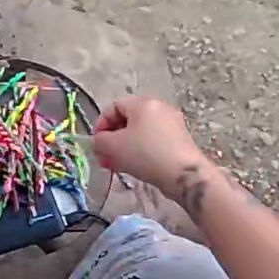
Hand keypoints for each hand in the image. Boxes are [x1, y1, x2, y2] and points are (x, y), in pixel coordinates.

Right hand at [91, 96, 210, 192]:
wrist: (183, 174)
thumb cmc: (145, 154)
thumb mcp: (113, 146)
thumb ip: (100, 140)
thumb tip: (100, 141)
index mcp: (143, 103)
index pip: (114, 106)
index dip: (101, 123)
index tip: (96, 142)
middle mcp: (159, 108)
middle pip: (127, 120)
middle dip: (112, 139)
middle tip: (104, 156)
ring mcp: (172, 124)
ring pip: (139, 132)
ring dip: (124, 147)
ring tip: (116, 165)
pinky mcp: (179, 140)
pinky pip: (152, 141)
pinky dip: (139, 151)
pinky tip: (133, 167)